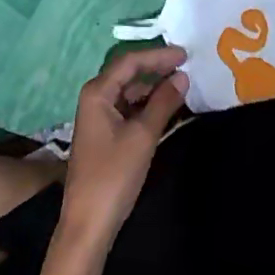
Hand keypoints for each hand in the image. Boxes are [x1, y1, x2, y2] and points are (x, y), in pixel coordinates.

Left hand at [61, 46, 188, 238]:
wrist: (89, 220)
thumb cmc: (114, 174)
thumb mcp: (142, 137)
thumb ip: (162, 103)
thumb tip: (182, 77)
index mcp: (97, 91)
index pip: (129, 62)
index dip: (157, 56)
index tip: (185, 54)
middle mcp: (95, 96)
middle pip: (127, 73)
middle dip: (155, 67)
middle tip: (185, 64)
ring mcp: (99, 115)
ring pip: (128, 91)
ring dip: (152, 86)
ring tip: (181, 82)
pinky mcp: (105, 132)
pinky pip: (128, 108)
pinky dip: (147, 104)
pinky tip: (166, 106)